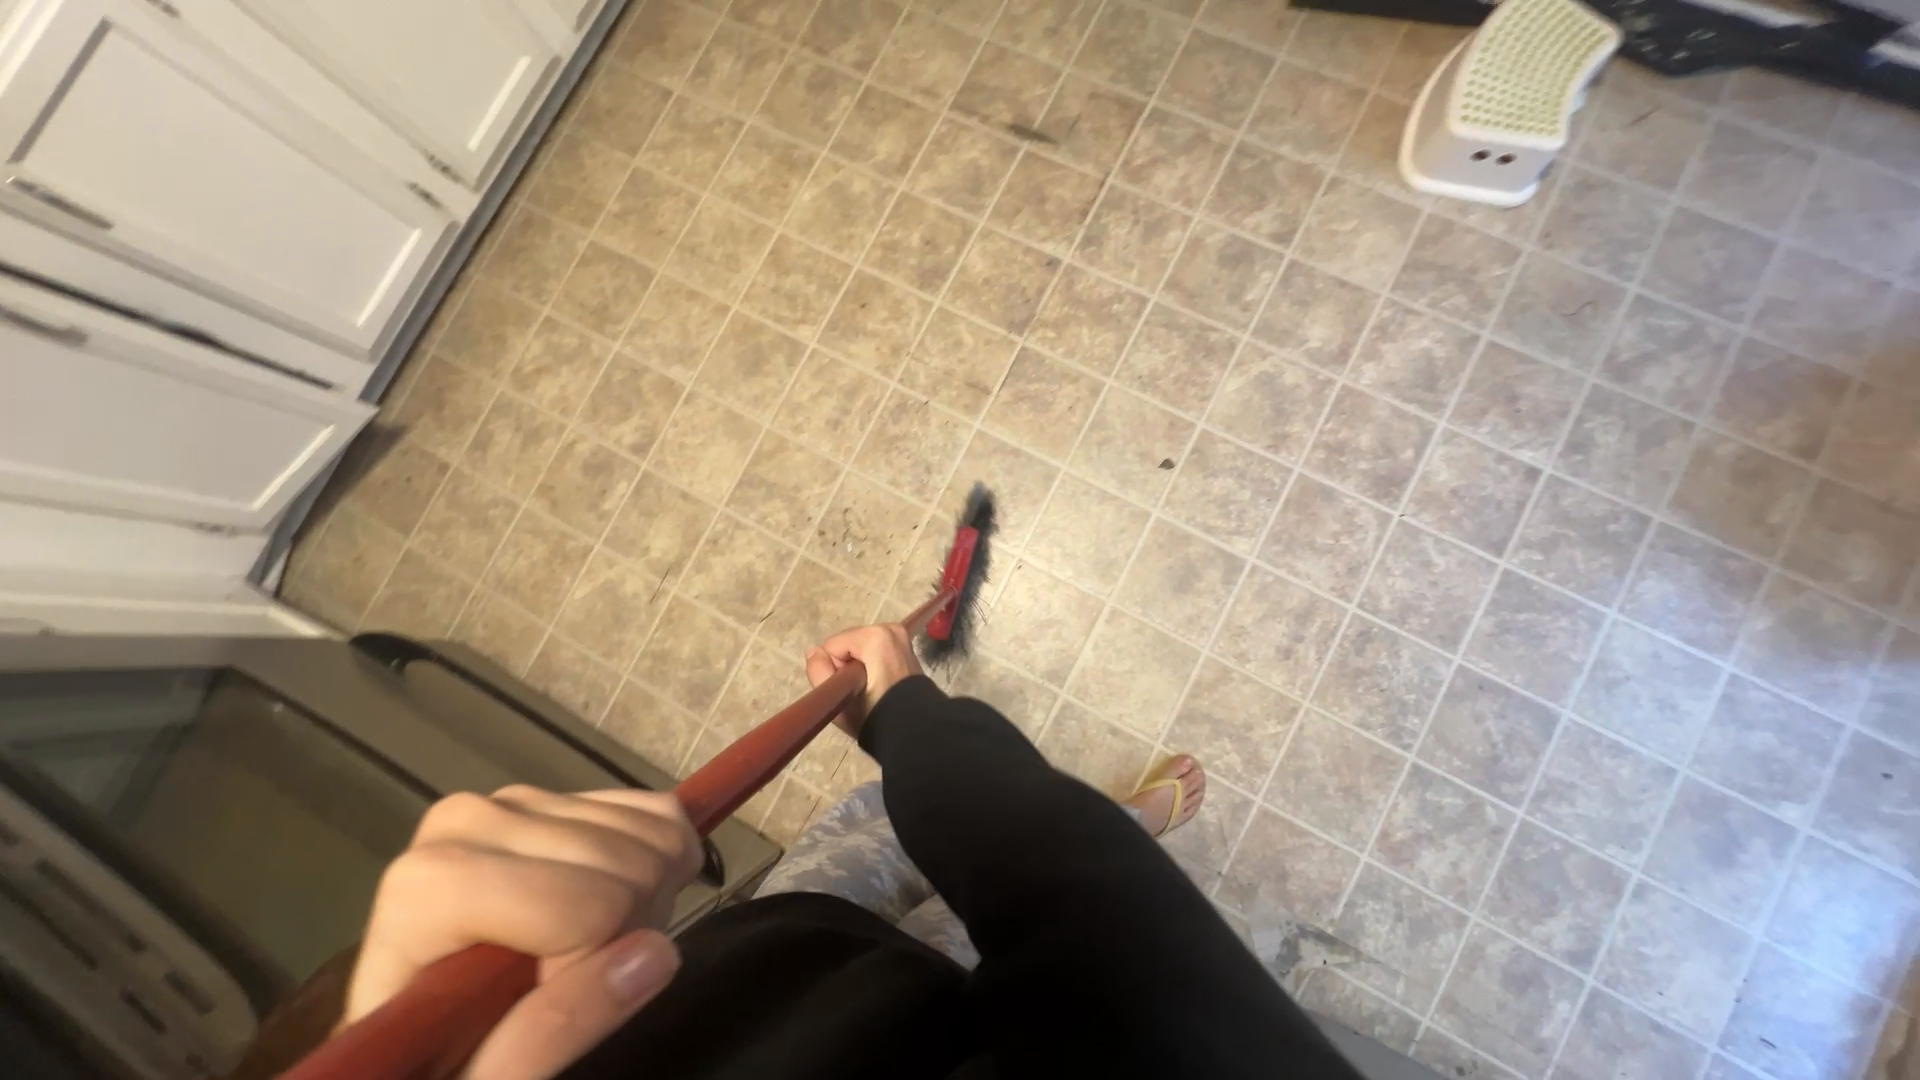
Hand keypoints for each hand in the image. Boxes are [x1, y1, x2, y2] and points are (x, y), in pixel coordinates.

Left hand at [344, 786, 701, 1079]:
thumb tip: (654, 953)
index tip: (543, 1006)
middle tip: (577, 979)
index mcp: (435, 882)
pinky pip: (658, 812)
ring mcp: (519, 798)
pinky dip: (663, 861)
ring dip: (648, 899)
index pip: (589, 907)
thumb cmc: (435, 1059)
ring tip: (588, 946)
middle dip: (628, 931)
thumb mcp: (480, 1078)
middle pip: (629, 865)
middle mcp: (473, 819)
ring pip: (654, 835)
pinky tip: (614, 903)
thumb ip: (551, 1032)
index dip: (589, 969)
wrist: (419, 1028)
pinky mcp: (564, 793)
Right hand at [804, 622, 921, 735]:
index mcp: (875, 636)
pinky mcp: (905, 648)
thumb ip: (818, 670)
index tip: (847, 689)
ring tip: (868, 690)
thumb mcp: (838, 697)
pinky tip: (878, 685)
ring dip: (857, 668)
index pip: (832, 646)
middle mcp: (890, 629)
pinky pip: (874, 652)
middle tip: (857, 692)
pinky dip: (871, 666)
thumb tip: (813, 651)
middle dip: (846, 667)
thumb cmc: (872, 714)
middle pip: (847, 645)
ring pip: (859, 649)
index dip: (834, 670)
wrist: (912, 730)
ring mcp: (900, 637)